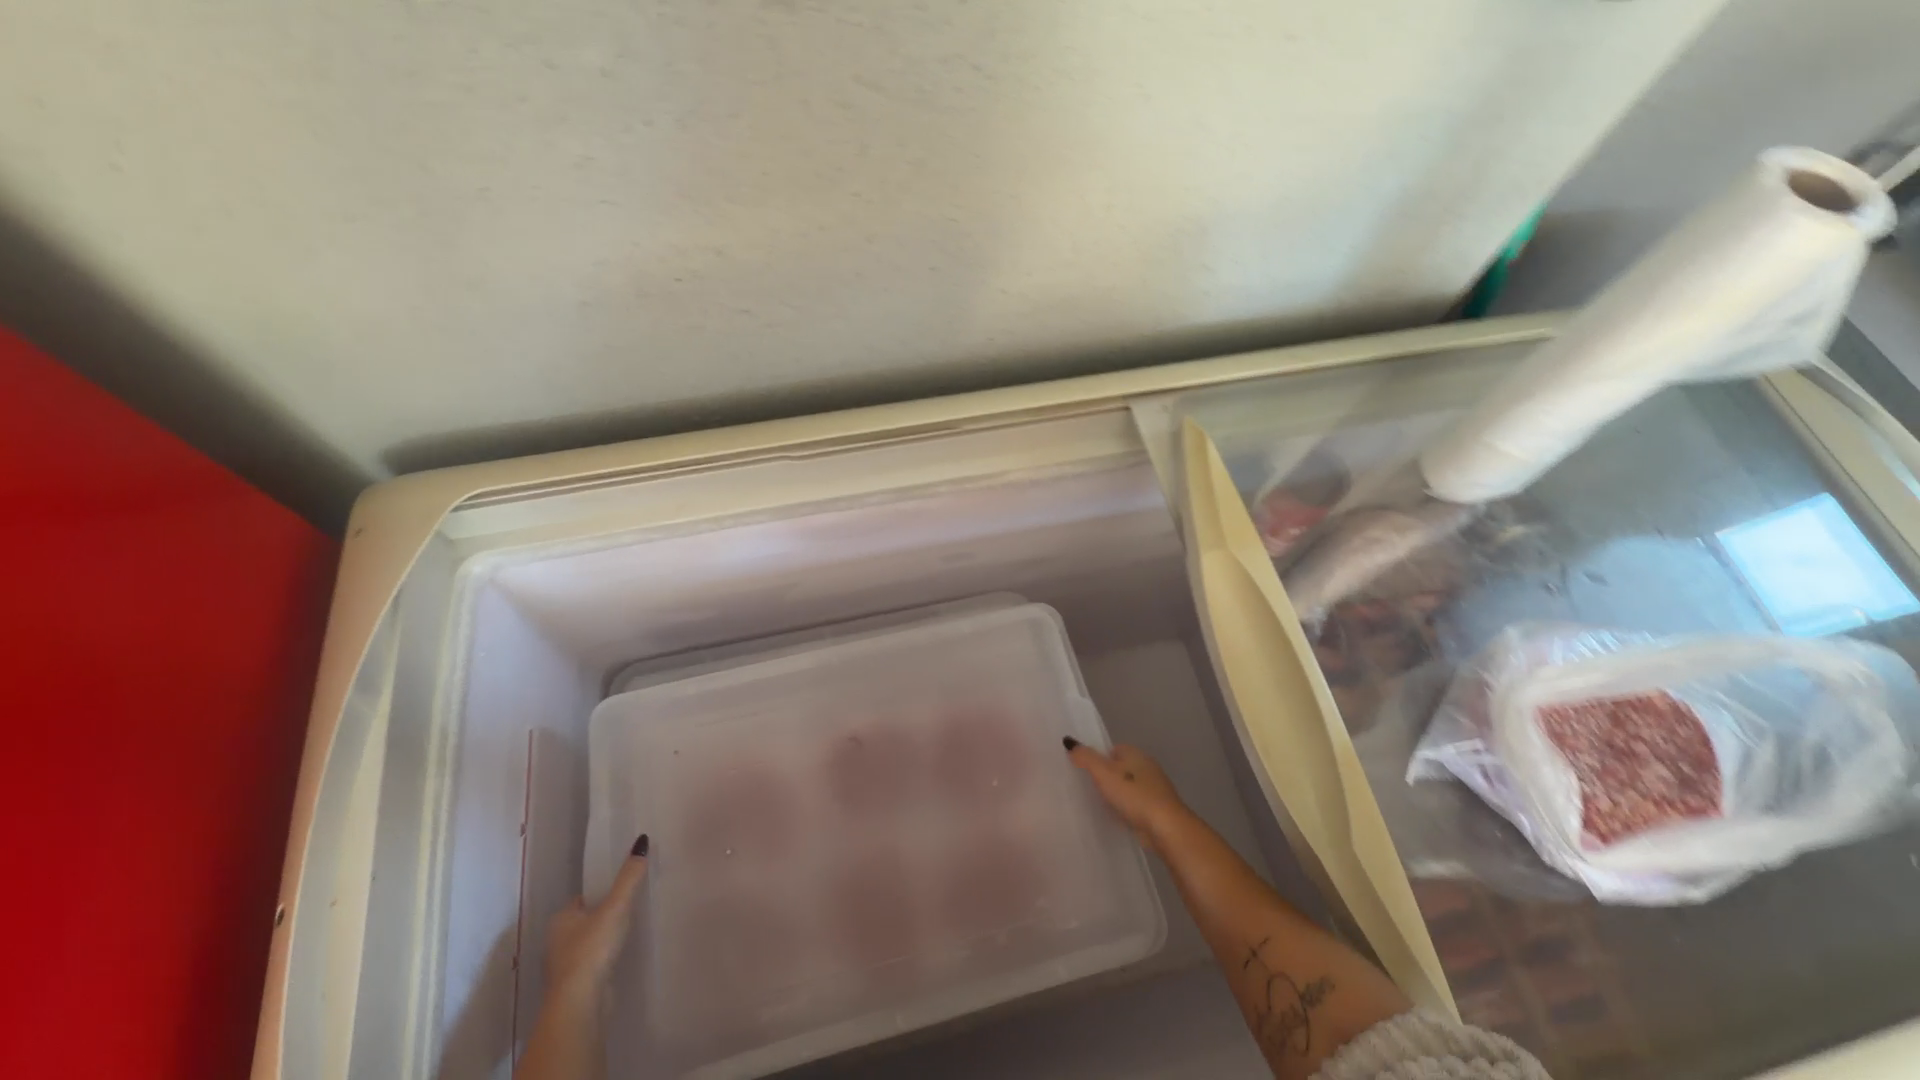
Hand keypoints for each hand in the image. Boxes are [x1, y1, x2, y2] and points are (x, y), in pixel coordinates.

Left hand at [544, 834, 648, 1000]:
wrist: (581, 1001)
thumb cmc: (593, 948)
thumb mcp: (616, 907)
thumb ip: (630, 878)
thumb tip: (642, 841)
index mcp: (561, 919)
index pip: (582, 899)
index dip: (600, 894)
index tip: (621, 892)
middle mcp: (557, 940)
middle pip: (584, 921)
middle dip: (602, 917)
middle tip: (629, 911)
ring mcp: (564, 965)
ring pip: (587, 943)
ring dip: (603, 940)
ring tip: (628, 934)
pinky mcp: (576, 985)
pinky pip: (593, 964)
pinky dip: (603, 960)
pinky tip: (619, 960)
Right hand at [1065, 741, 1189, 854]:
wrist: (1165, 826)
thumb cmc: (1133, 794)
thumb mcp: (1103, 772)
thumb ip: (1085, 757)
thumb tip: (1069, 742)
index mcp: (1135, 753)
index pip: (1112, 749)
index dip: (1098, 758)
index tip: (1085, 772)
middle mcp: (1147, 767)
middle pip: (1121, 768)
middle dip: (1107, 777)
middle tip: (1088, 788)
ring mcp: (1154, 788)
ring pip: (1128, 787)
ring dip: (1117, 794)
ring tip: (1099, 804)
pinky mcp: (1157, 808)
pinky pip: (1135, 804)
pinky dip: (1126, 808)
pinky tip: (1116, 817)